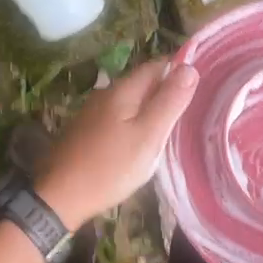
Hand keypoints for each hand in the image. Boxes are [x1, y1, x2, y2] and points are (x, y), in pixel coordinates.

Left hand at [33, 59, 199, 229]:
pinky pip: (119, 116)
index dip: (180, 70)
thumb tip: (190, 67)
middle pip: (143, 82)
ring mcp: (93, 112)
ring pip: (130, 100)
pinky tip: (142, 139)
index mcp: (122, 90)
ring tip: (172, 125)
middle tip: (192, 108)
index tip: (202, 85)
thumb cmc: (110, 167)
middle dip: (166, 89)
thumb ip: (169, 102)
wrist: (60, 196)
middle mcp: (105, 94)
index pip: (157, 66)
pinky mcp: (86, 130)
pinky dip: (135, 120)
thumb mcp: (148, 136)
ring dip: (150, 107)